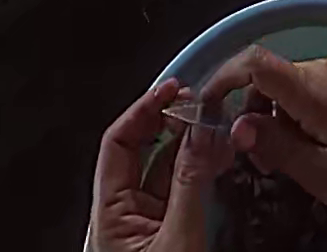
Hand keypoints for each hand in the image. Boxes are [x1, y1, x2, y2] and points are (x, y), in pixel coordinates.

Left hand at [91, 80, 231, 251]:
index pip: (117, 142)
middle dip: (169, 120)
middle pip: (142, 148)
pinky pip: (182, 188)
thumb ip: (190, 181)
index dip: (143, 109)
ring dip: (190, 143)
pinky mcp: (170, 234)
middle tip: (195, 102)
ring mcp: (147, 224)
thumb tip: (201, 129)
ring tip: (213, 124)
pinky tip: (217, 154)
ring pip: (166, 167)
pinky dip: (200, 168)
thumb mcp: (179, 239)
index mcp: (109, 215)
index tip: (170, 89)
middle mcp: (124, 215)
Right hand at [201, 47, 326, 219]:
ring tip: (276, 159)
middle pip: (264, 76)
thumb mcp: (323, 173)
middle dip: (246, 109)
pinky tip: (299, 147)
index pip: (255, 62)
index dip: (224, 77)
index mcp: (310, 87)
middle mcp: (317, 69)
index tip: (207, 106)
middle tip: (248, 155)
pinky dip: (288, 113)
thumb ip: (276, 146)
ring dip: (268, 115)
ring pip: (281, 85)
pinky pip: (301, 90)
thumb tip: (235, 128)